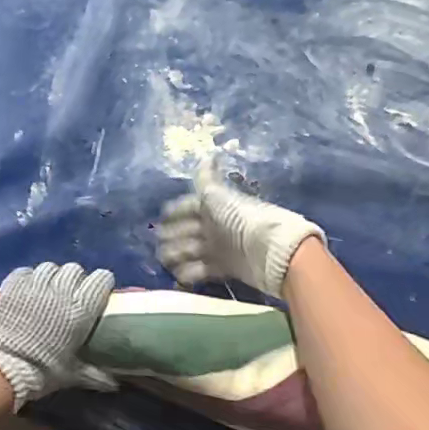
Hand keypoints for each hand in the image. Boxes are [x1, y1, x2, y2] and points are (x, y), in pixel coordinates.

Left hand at [0, 262, 117, 411]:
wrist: (3, 365)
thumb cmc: (42, 370)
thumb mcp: (73, 374)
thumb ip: (95, 375)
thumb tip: (114, 385)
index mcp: (80, 310)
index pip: (100, 280)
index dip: (101, 283)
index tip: (99, 290)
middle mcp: (60, 292)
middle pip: (73, 270)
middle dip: (75, 278)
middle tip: (71, 292)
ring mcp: (33, 286)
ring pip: (49, 268)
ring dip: (51, 276)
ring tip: (48, 288)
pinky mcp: (11, 286)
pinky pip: (24, 272)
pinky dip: (28, 277)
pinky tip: (28, 288)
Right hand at [157, 165, 323, 297]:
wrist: (268, 250)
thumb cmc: (241, 219)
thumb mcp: (219, 197)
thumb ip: (207, 179)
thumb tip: (208, 155)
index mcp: (213, 209)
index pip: (188, 207)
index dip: (174, 211)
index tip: (162, 216)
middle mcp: (214, 227)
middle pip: (185, 230)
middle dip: (171, 235)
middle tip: (160, 241)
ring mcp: (218, 248)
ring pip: (188, 251)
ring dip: (176, 255)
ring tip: (168, 260)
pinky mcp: (222, 268)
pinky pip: (199, 270)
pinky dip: (189, 273)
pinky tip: (182, 274)